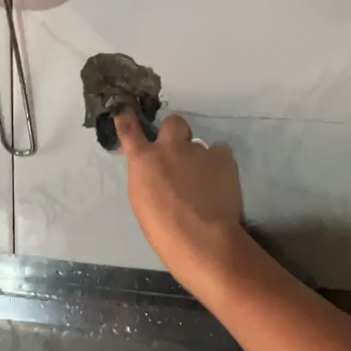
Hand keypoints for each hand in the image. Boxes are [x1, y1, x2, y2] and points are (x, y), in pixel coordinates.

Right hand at [116, 110, 251, 294]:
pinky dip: (220, 165)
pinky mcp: (223, 157)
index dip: (127, 118)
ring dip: (199, 158)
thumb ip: (148, 177)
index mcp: (144, 160)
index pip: (129, 130)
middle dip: (176, 133)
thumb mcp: (142, 199)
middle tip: (180, 153)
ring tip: (206, 183)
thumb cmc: (163, 229)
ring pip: (199, 145)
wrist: (200, 238)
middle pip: (173, 123)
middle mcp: (169, 147)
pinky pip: (221, 153)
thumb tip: (156, 171)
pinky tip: (221, 183)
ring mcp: (197, 150)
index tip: (127, 112)